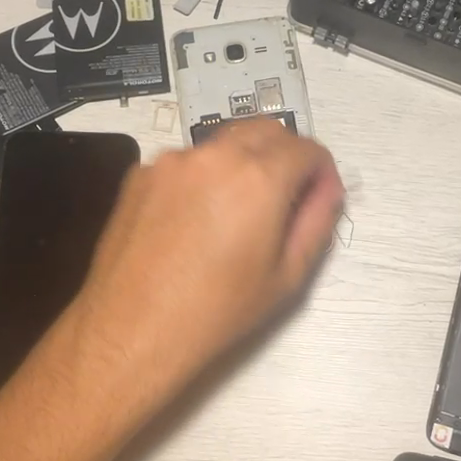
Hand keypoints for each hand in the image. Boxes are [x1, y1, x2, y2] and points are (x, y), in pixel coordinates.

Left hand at [26, 119, 343, 429]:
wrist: (132, 330)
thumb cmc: (217, 310)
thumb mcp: (287, 274)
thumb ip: (318, 221)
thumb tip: (328, 189)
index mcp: (259, 177)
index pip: (307, 148)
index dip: (322, 172)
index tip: (319, 199)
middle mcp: (216, 155)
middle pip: (267, 131)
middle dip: (287, 156)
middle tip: (287, 200)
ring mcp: (172, 160)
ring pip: (225, 143)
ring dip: (245, 163)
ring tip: (238, 213)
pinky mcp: (141, 174)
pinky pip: (188, 162)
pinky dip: (205, 177)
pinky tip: (196, 221)